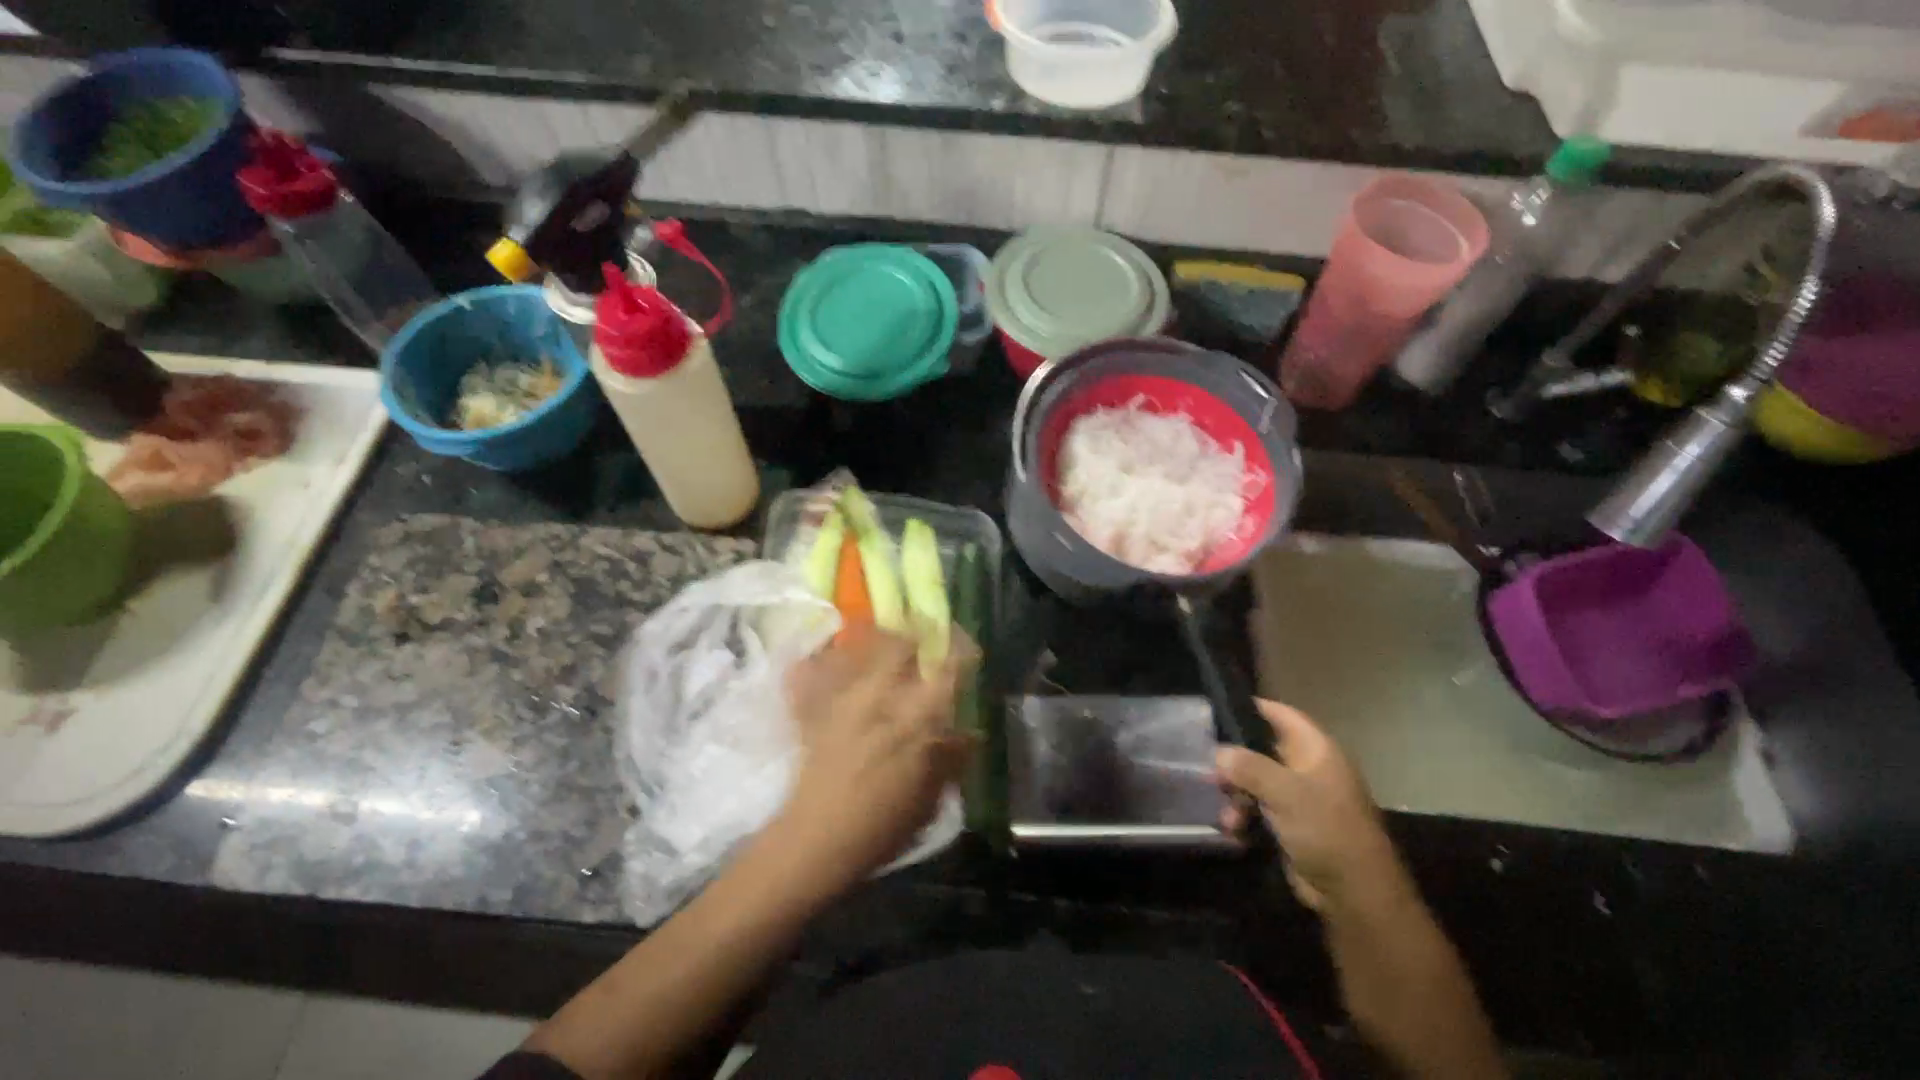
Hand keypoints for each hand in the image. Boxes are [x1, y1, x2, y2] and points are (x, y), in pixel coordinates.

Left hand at [774, 629, 972, 896]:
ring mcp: (844, 698)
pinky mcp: (814, 707)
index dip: (960, 648)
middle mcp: (882, 697)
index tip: (964, 647)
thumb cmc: (883, 827)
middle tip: (922, 640)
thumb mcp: (931, 797)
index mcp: (919, 719)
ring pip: (861, 647)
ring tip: (885, 645)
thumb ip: (951, 758)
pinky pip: (820, 667)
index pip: (950, 665)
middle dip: (915, 634)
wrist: (818, 841)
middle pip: (901, 641)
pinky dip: (830, 659)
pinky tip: (836, 662)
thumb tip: (970, 733)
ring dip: (877, 641)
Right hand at [1216, 700, 1406, 911]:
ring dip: (1237, 796)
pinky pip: (1260, 810)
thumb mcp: (1285, 792)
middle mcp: (1308, 768)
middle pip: (1263, 750)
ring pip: (1257, 783)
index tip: (1216, 711)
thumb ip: (1250, 767)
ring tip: (1227, 816)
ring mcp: (1301, 798)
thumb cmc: (1325, 828)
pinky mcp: (1292, 825)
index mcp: (1316, 750)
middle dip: (1235, 762)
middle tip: (1209, 773)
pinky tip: (1234, 830)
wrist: (1353, 889)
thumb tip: (1219, 753)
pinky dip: (1245, 816)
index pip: (1281, 715)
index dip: (1252, 708)